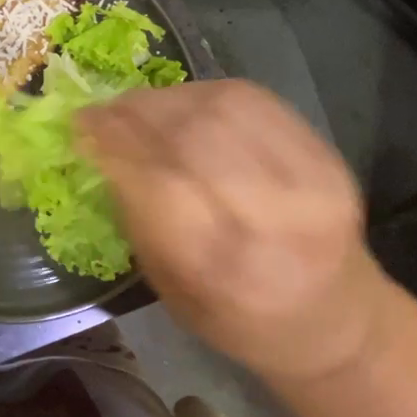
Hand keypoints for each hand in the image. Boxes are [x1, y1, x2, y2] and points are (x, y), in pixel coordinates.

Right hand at [77, 80, 393, 381]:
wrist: (337, 322)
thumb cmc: (235, 316)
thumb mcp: (170, 287)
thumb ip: (138, 216)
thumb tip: (98, 147)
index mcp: (231, 273)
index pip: (162, 186)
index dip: (114, 146)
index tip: (79, 128)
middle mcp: (279, 225)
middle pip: (193, 139)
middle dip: (132, 115)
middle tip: (98, 112)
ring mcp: (312, 184)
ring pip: (220, 110)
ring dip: (162, 101)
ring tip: (130, 106)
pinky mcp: (326, 157)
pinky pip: (252, 100)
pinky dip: (200, 94)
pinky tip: (176, 104)